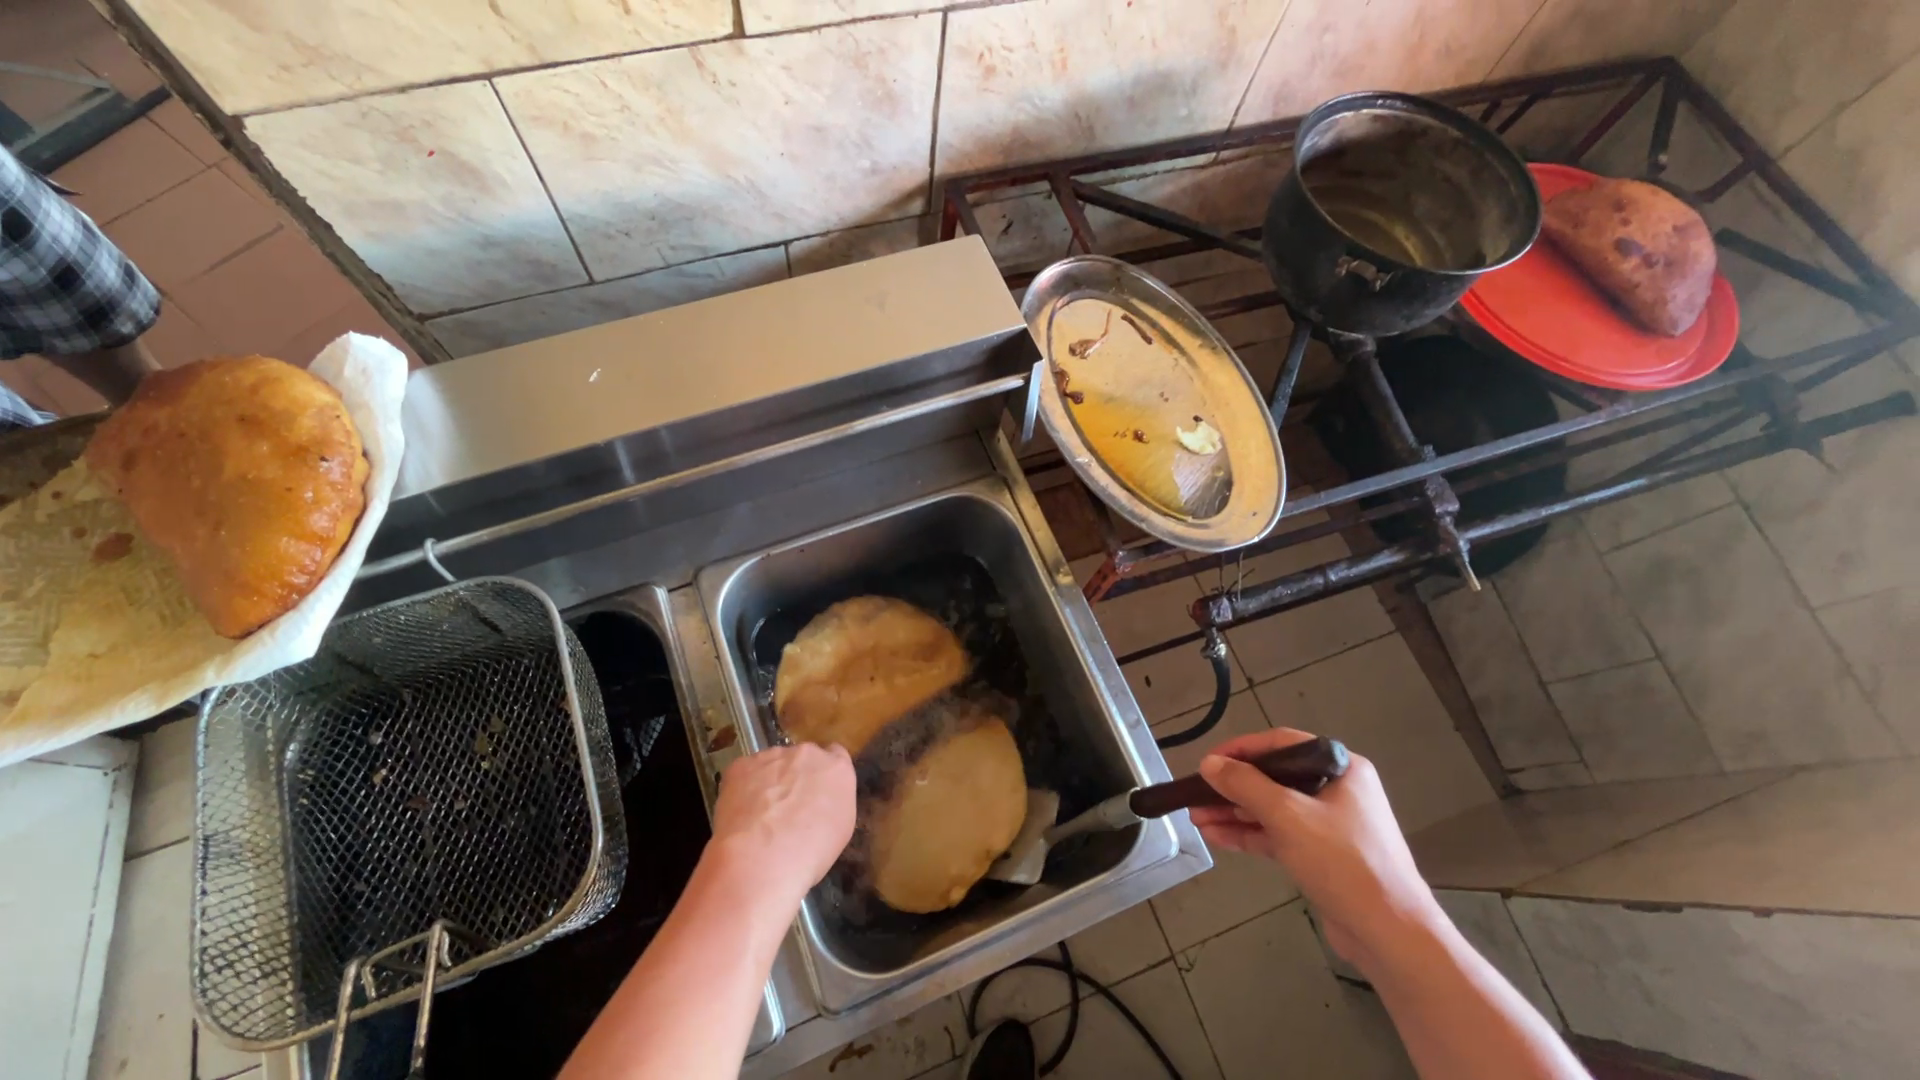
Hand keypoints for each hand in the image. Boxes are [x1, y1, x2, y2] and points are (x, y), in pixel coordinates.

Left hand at [709, 743, 855, 901]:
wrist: (762, 856)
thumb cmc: (811, 850)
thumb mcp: (841, 828)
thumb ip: (833, 801)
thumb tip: (820, 800)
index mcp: (837, 768)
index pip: (836, 756)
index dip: (825, 775)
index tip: (818, 792)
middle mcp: (807, 754)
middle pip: (803, 758)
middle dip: (797, 776)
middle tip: (789, 806)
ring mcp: (773, 756)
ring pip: (773, 763)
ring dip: (771, 780)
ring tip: (761, 814)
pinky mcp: (742, 765)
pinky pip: (746, 772)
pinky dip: (745, 787)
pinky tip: (742, 813)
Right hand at [1192, 727, 1442, 973]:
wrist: (1390, 932)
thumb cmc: (1343, 862)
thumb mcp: (1288, 816)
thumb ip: (1245, 785)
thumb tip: (1209, 763)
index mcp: (1341, 767)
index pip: (1281, 744)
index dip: (1240, 750)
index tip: (1207, 763)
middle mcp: (1337, 790)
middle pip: (1274, 778)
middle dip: (1232, 788)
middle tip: (1196, 796)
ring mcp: (1330, 824)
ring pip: (1272, 808)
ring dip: (1234, 813)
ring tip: (1197, 819)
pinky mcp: (1321, 855)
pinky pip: (1278, 834)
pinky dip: (1249, 834)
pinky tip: (1216, 837)